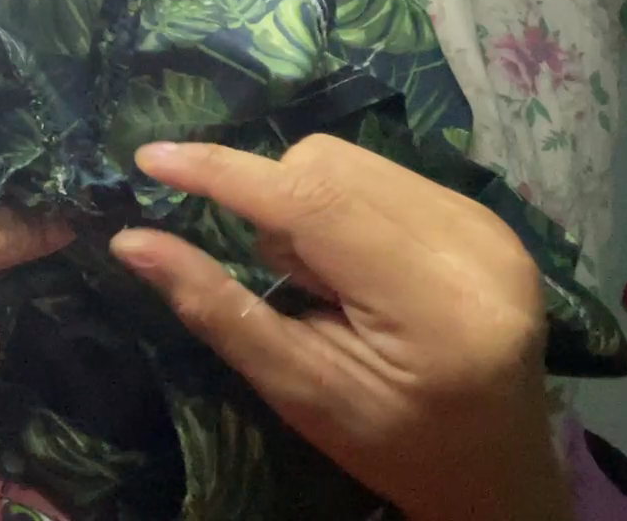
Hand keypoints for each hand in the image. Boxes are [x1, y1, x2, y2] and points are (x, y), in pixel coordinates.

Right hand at [109, 137, 567, 520]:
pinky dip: (330, 199)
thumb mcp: (293, 388)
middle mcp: (474, 246)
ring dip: (298, 198)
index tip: (150, 158)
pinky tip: (353, 258)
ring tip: (324, 274)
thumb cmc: (389, 444)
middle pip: (321, 164)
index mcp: (436, 306)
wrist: (496, 471)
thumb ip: (214, 307)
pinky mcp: (481, 211)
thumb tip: (129, 242)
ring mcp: (485, 222)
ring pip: (339, 156)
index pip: (311, 203)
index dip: (223, 173)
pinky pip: (367, 167)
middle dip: (269, 202)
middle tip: (287, 278)